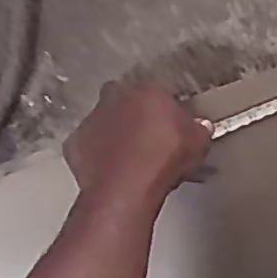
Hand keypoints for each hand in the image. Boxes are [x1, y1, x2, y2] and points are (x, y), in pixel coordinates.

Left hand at [63, 81, 211, 217]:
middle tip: (152, 140)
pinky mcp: (74, 142)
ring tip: (135, 160)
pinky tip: (116, 170)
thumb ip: (200, 130)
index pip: (161, 96)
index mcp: (149, 92)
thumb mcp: (199, 143)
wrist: (127, 186)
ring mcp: (91, 119)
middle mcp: (116, 97)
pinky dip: (101, 155)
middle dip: (138, 117)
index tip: (175, 129)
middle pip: (128, 103)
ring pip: (107, 123)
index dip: (168, 113)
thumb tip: (201, 126)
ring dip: (118, 135)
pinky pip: (92, 146)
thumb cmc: (166, 158)